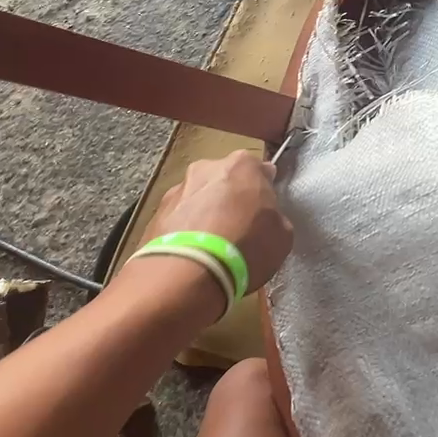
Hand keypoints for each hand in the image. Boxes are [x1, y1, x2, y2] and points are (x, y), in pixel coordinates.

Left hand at [136, 151, 292, 293]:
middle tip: (239, 229)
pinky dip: (186, 232)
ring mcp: (177, 190)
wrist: (188, 273)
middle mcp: (207, 168)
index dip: (264, 191)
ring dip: (206, 215)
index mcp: (242, 164)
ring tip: (212, 248)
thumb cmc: (245, 246)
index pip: (259, 170)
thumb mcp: (282, 235)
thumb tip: (266, 217)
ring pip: (199, 199)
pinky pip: (179, 220)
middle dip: (231, 199)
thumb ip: (275, 217)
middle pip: (225, 180)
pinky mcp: (155, 215)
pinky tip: (193, 256)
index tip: (264, 212)